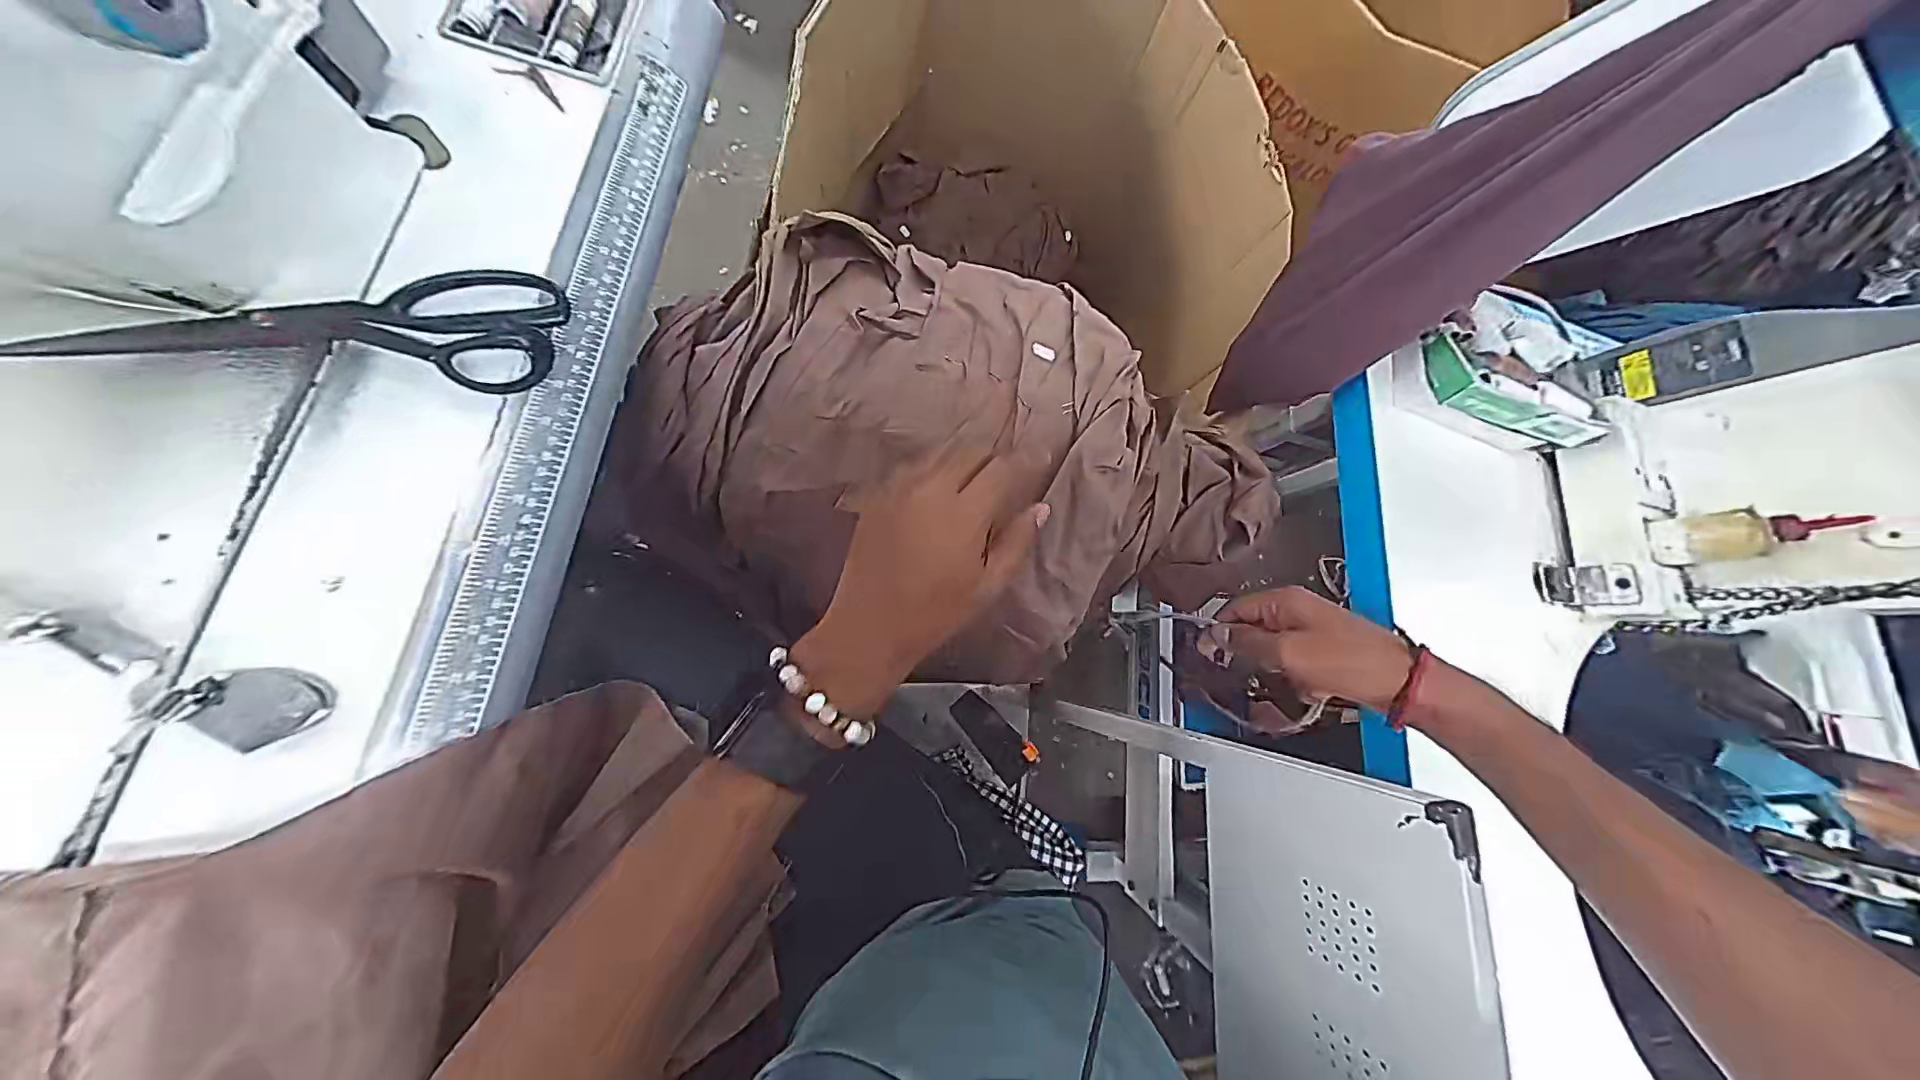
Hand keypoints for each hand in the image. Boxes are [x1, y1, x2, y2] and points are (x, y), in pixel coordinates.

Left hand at [791, 447, 1047, 717]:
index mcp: (963, 513)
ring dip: (962, 458)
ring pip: (939, 452)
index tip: (1041, 454)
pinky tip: (937, 486)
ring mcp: (898, 488)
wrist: (869, 626)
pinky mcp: (877, 495)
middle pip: (971, 452)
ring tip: (973, 475)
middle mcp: (930, 489)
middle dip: (993, 458)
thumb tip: (1039, 508)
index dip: (1026, 458)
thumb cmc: (935, 614)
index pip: (1003, 469)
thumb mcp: (987, 588)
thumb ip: (1016, 543)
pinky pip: (912, 466)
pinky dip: (932, 467)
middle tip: (1005, 473)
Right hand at [1200, 586, 1412, 711]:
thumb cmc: (1353, 662)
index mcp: (1286, 600)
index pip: (1235, 608)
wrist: (1399, 683)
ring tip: (1287, 680)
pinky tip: (1307, 687)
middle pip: (1252, 628)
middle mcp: (1297, 610)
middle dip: (1248, 652)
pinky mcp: (1322, 651)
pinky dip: (1293, 676)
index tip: (1208, 651)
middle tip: (1247, 671)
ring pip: (1272, 649)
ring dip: (1272, 668)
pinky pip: (1292, 662)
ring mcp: (1311, 630)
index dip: (1219, 629)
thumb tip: (1217, 634)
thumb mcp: (1286, 653)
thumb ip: (1246, 642)